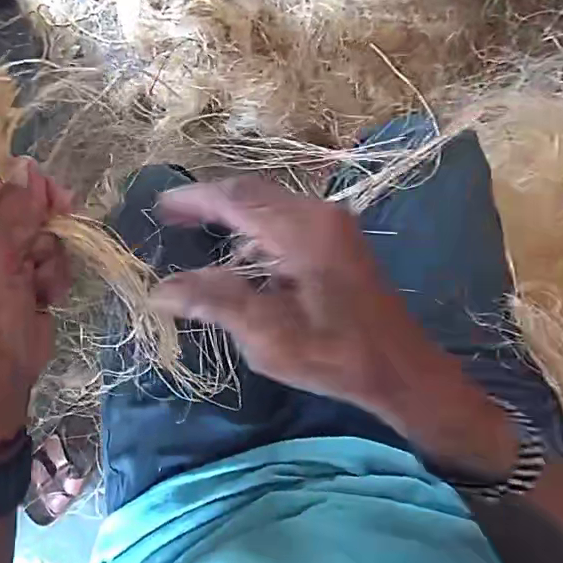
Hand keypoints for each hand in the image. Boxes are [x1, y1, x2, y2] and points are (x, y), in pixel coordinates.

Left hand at [0, 158, 71, 460]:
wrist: (1, 374)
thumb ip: (14, 208)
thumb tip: (27, 163)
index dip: (27, 189)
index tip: (55, 198)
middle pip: (27, 209)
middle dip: (42, 231)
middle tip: (42, 249)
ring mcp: (7, 261)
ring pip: (46, 235)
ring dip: (49, 259)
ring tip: (36, 285)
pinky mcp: (29, 281)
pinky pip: (53, 260)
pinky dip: (54, 277)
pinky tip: (45, 297)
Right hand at [149, 176, 514, 476]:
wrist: (404, 371)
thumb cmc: (336, 355)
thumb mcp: (269, 336)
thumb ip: (214, 304)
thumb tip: (161, 290)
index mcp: (301, 231)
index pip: (234, 199)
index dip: (193, 199)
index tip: (159, 204)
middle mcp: (317, 215)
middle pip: (250, 192)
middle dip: (208, 200)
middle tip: (171, 212)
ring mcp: (331, 224)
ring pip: (267, 202)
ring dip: (230, 211)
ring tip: (196, 225)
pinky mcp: (336, 239)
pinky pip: (283, 216)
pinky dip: (252, 224)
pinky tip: (237, 250)